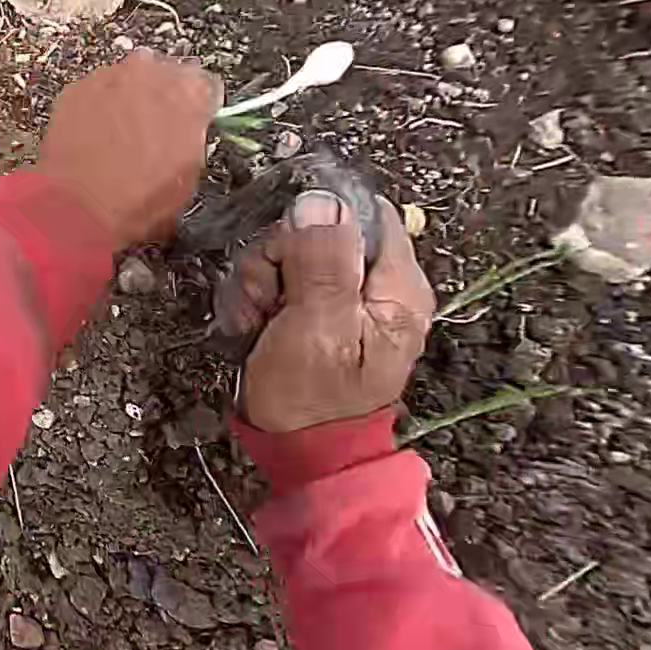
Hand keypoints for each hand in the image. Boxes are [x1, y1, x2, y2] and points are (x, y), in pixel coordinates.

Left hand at [37, 49, 219, 248]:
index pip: (204, 85)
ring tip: (120, 134)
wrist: (83, 205)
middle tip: (151, 129)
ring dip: (127, 99)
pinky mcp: (78, 87)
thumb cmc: (142, 198)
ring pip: (127, 79)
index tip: (189, 121)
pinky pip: (96, 90)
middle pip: (164, 74)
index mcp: (192, 93)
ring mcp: (113, 76)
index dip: (195, 106)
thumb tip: (186, 133)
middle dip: (160, 97)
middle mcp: (154, 73)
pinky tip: (94, 135)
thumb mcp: (188, 175)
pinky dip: (97, 107)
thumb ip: (192, 138)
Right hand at [231, 191, 433, 432]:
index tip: (289, 254)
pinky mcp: (312, 306)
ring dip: (261, 279)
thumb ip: (323, 264)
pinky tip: (254, 323)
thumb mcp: (319, 329)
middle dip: (279, 257)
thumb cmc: (311, 396)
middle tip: (269, 299)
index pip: (362, 214)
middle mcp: (373, 283)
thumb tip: (321, 201)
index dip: (318, 222)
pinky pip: (276, 275)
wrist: (295, 449)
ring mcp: (340, 295)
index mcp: (396, 286)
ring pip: (288, 250)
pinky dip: (257, 295)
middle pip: (317, 229)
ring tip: (259, 319)